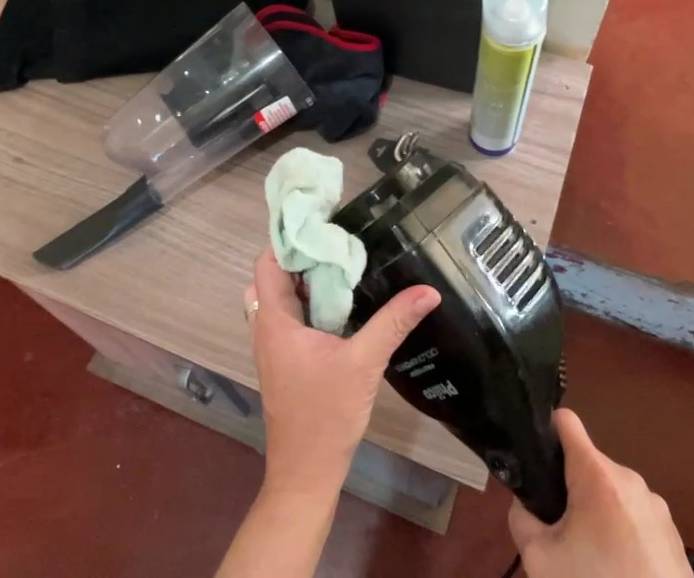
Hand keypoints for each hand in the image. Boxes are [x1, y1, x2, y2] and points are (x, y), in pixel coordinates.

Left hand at [244, 251, 439, 496]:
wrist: (306, 471)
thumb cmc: (325, 414)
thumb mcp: (364, 362)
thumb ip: (393, 322)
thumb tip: (427, 291)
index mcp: (274, 320)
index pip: (267, 262)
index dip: (289, 238)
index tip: (322, 222)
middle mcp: (266, 327)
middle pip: (274, 276)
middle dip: (303, 255)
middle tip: (340, 241)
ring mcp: (274, 346)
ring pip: (282, 297)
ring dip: (307, 280)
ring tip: (344, 265)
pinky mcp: (285, 360)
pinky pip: (291, 317)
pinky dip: (310, 303)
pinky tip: (343, 303)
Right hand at [508, 409, 693, 577]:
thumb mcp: (540, 558)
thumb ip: (522, 519)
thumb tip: (525, 504)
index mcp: (598, 476)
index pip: (566, 422)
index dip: (545, 432)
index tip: (535, 460)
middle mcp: (630, 480)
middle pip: (587, 465)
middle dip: (569, 488)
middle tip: (558, 530)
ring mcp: (656, 507)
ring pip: (611, 493)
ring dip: (595, 512)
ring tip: (590, 558)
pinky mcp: (673, 533)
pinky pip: (635, 516)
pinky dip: (621, 532)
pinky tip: (618, 569)